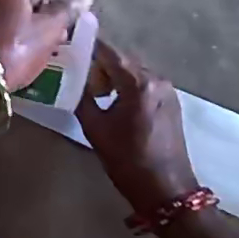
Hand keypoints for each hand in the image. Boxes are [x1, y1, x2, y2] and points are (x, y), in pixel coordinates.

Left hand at [0, 0, 72, 91]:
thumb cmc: (14, 50)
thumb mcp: (49, 31)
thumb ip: (66, 11)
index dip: (48, 22)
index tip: (49, 43)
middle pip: (20, 6)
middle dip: (31, 27)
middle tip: (37, 53)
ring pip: (3, 18)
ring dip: (14, 34)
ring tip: (19, 60)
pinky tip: (1, 59)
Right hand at [74, 41, 198, 213]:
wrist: (167, 191)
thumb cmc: (128, 161)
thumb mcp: (95, 129)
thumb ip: (81, 97)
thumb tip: (69, 77)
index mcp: (138, 82)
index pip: (108, 51)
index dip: (87, 46)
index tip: (67, 46)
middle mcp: (156, 78)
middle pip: (121, 58)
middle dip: (99, 63)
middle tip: (77, 74)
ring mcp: (167, 88)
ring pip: (132, 70)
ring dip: (113, 74)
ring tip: (94, 89)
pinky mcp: (171, 100)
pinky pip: (143, 81)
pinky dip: (127, 84)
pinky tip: (114, 100)